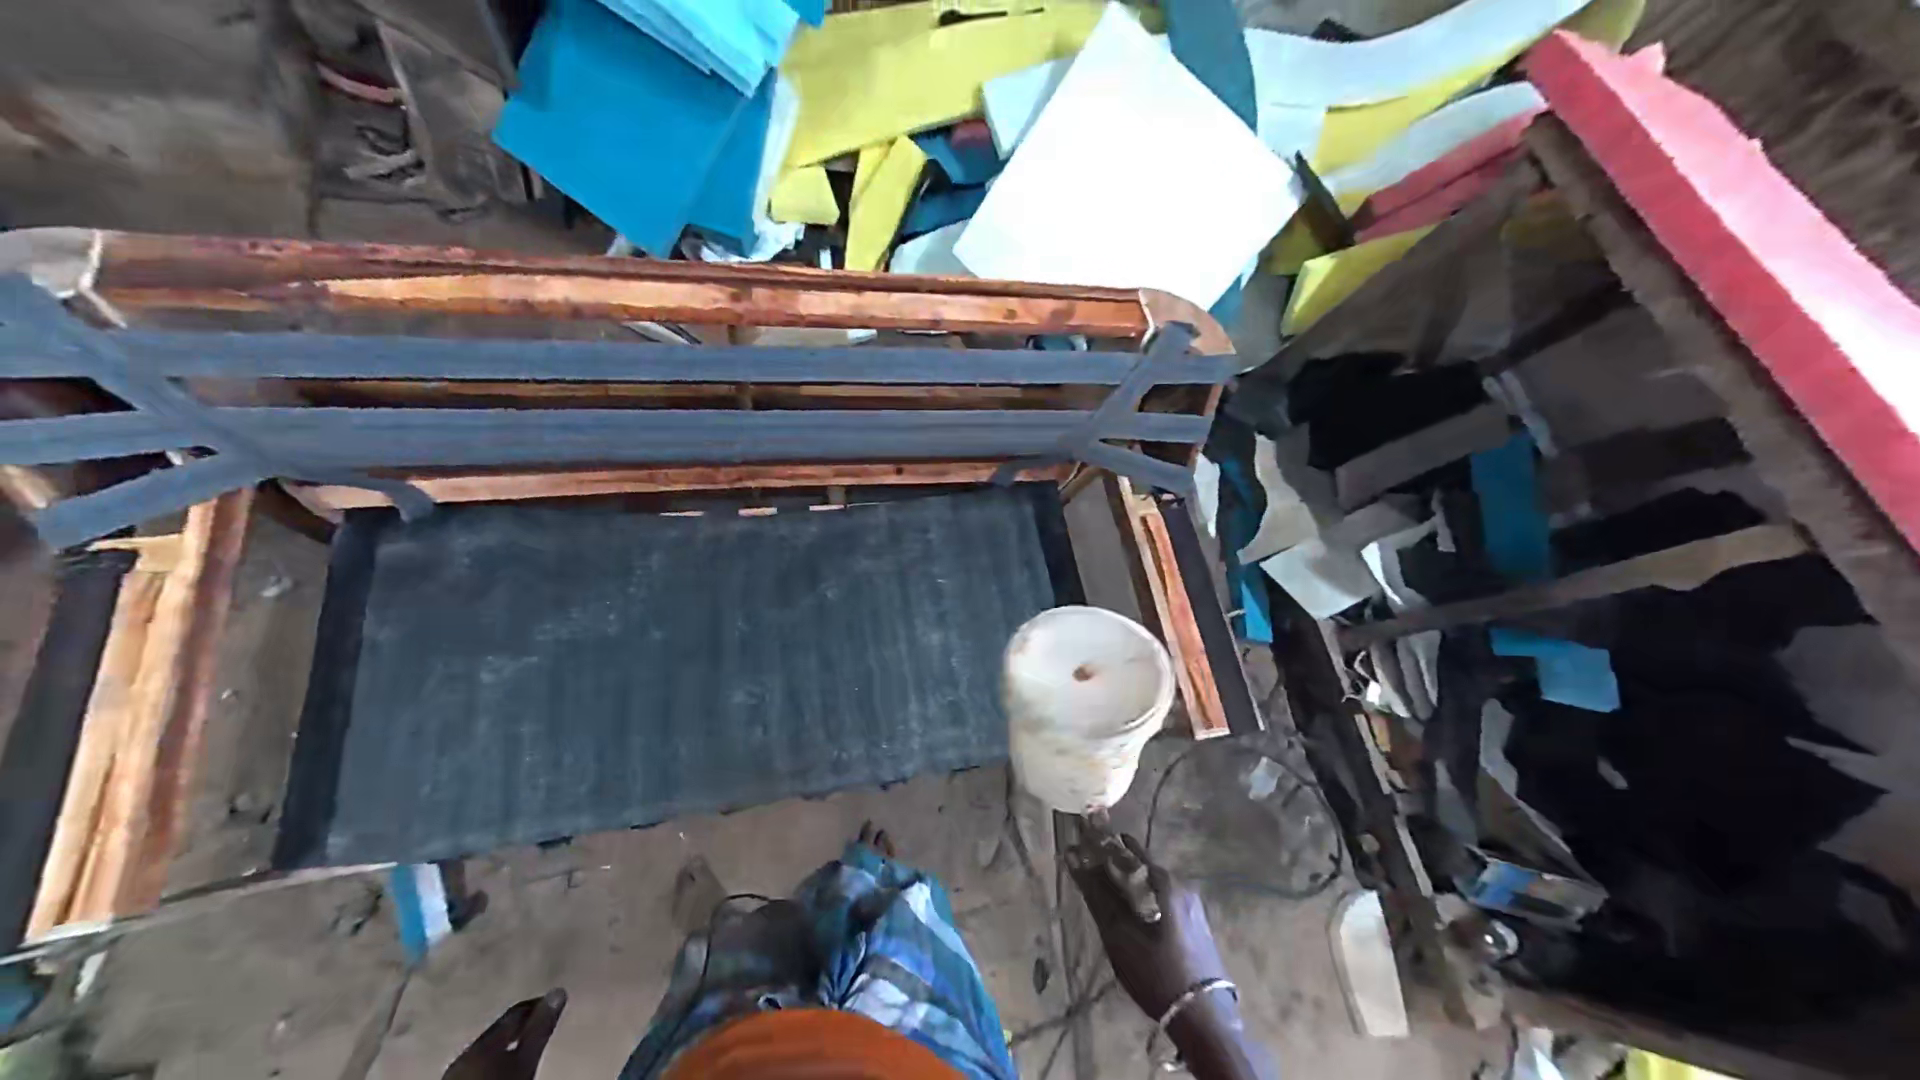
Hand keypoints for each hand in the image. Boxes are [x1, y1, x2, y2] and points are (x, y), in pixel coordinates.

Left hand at [443, 989, 566, 1079]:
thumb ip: (540, 1028)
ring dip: (506, 1046)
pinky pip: (478, 1066)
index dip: (537, 1005)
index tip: (555, 1001)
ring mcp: (456, 1073)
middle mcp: (466, 1052)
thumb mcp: (526, 1061)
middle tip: (541, 1023)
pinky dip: (493, 1062)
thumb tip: (558, 992)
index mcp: (485, 1041)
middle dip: (520, 1026)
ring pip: (487, 1050)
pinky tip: (502, 1069)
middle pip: (498, 1031)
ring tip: (524, 1048)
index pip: (515, 1012)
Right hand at [1065, 832, 1226, 1018]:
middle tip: (1092, 879)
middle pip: (1142, 866)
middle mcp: (1182, 886)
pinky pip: (1166, 901)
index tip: (1082, 847)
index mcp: (1164, 882)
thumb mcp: (1119, 934)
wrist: (1204, 1021)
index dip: (1102, 846)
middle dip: (1116, 868)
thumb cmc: (1156, 973)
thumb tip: (1072, 855)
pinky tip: (1135, 920)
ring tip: (1110, 902)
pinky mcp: (1198, 925)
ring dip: (1131, 886)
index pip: (1127, 849)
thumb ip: (1096, 892)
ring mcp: (1194, 906)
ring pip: (1153, 885)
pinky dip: (1146, 901)